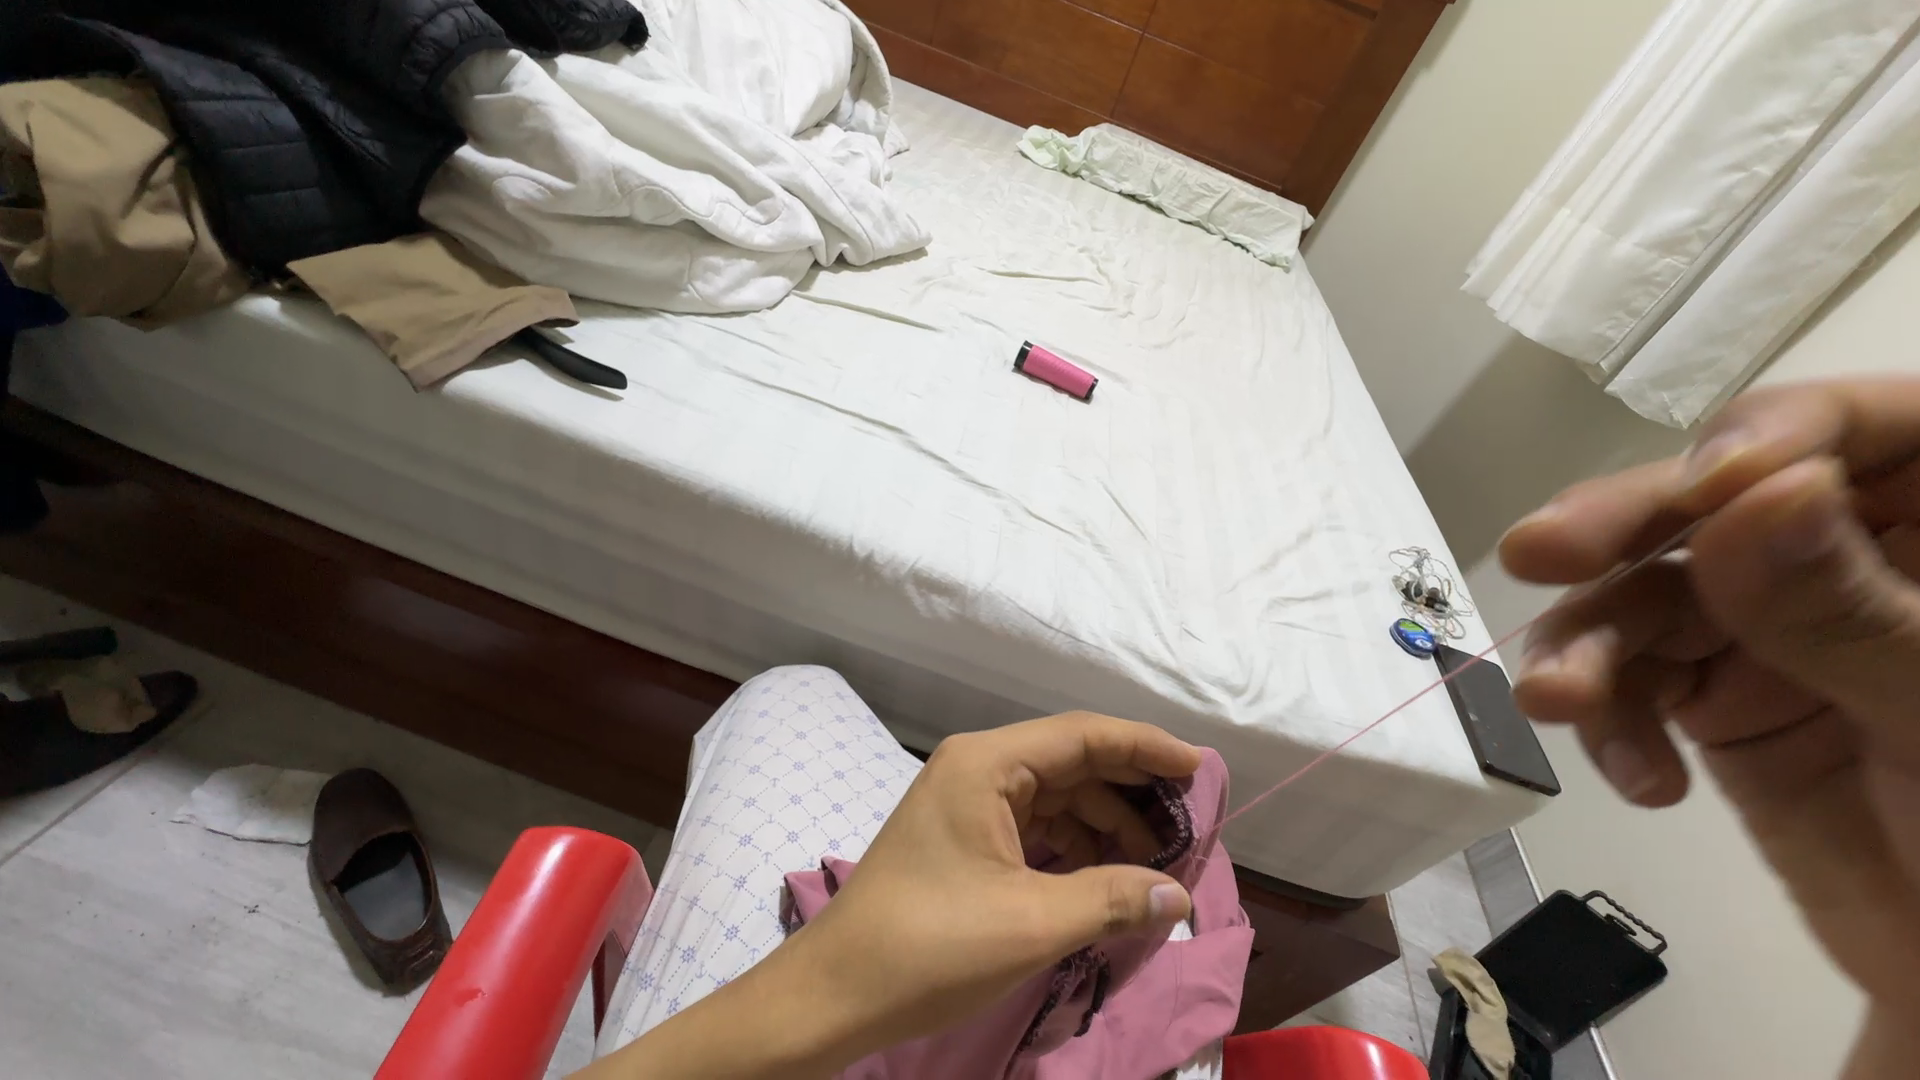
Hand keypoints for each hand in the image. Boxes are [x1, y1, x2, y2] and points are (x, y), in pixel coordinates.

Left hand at [579, 712, 1199, 1079]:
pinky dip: (1077, 848)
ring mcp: (971, 802)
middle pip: (1073, 762)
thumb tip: (1179, 896)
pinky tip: (1108, 878)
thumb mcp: (1030, 923)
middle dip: (1132, 793)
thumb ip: (1112, 900)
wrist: (836, 991)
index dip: (1146, 747)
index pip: (1083, 735)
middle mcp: (979, 768)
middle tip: (1189, 829)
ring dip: (1107, 826)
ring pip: (1058, 797)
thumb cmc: (929, 945)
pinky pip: (1037, 827)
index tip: (1201, 770)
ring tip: (1156, 866)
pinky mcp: (968, 837)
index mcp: (988, 764)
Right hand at [1500, 379, 1919, 1026]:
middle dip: (1613, 535)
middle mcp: (1841, 562)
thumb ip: (1850, 608)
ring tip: (1557, 702)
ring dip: (1586, 653)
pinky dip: (1612, 726)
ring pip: (1638, 602)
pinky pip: (1626, 684)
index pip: (1852, 430)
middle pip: (1704, 509)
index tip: (1701, 492)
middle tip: (1533, 552)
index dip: (1765, 440)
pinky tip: (1640, 778)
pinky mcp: (1704, 697)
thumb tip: (1752, 494)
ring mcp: (1762, 631)